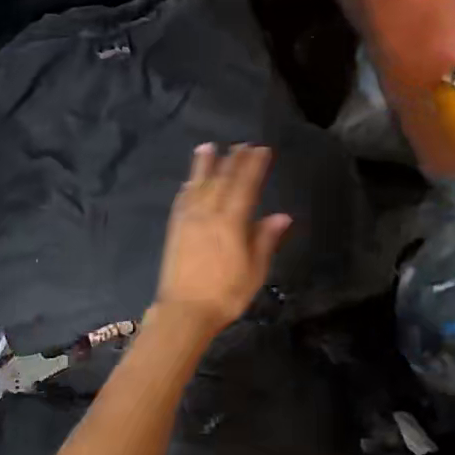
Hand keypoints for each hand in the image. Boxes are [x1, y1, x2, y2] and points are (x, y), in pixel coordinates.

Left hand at [154, 144, 291, 334]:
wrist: (184, 310)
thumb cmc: (225, 294)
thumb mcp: (254, 271)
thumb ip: (264, 240)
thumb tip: (281, 215)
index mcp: (230, 224)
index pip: (244, 187)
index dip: (252, 166)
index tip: (260, 149)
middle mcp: (207, 215)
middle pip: (220, 182)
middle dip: (231, 161)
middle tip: (240, 144)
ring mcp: (187, 221)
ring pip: (197, 187)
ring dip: (203, 166)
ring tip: (208, 147)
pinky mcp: (174, 230)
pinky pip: (181, 201)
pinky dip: (187, 188)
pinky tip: (189, 182)